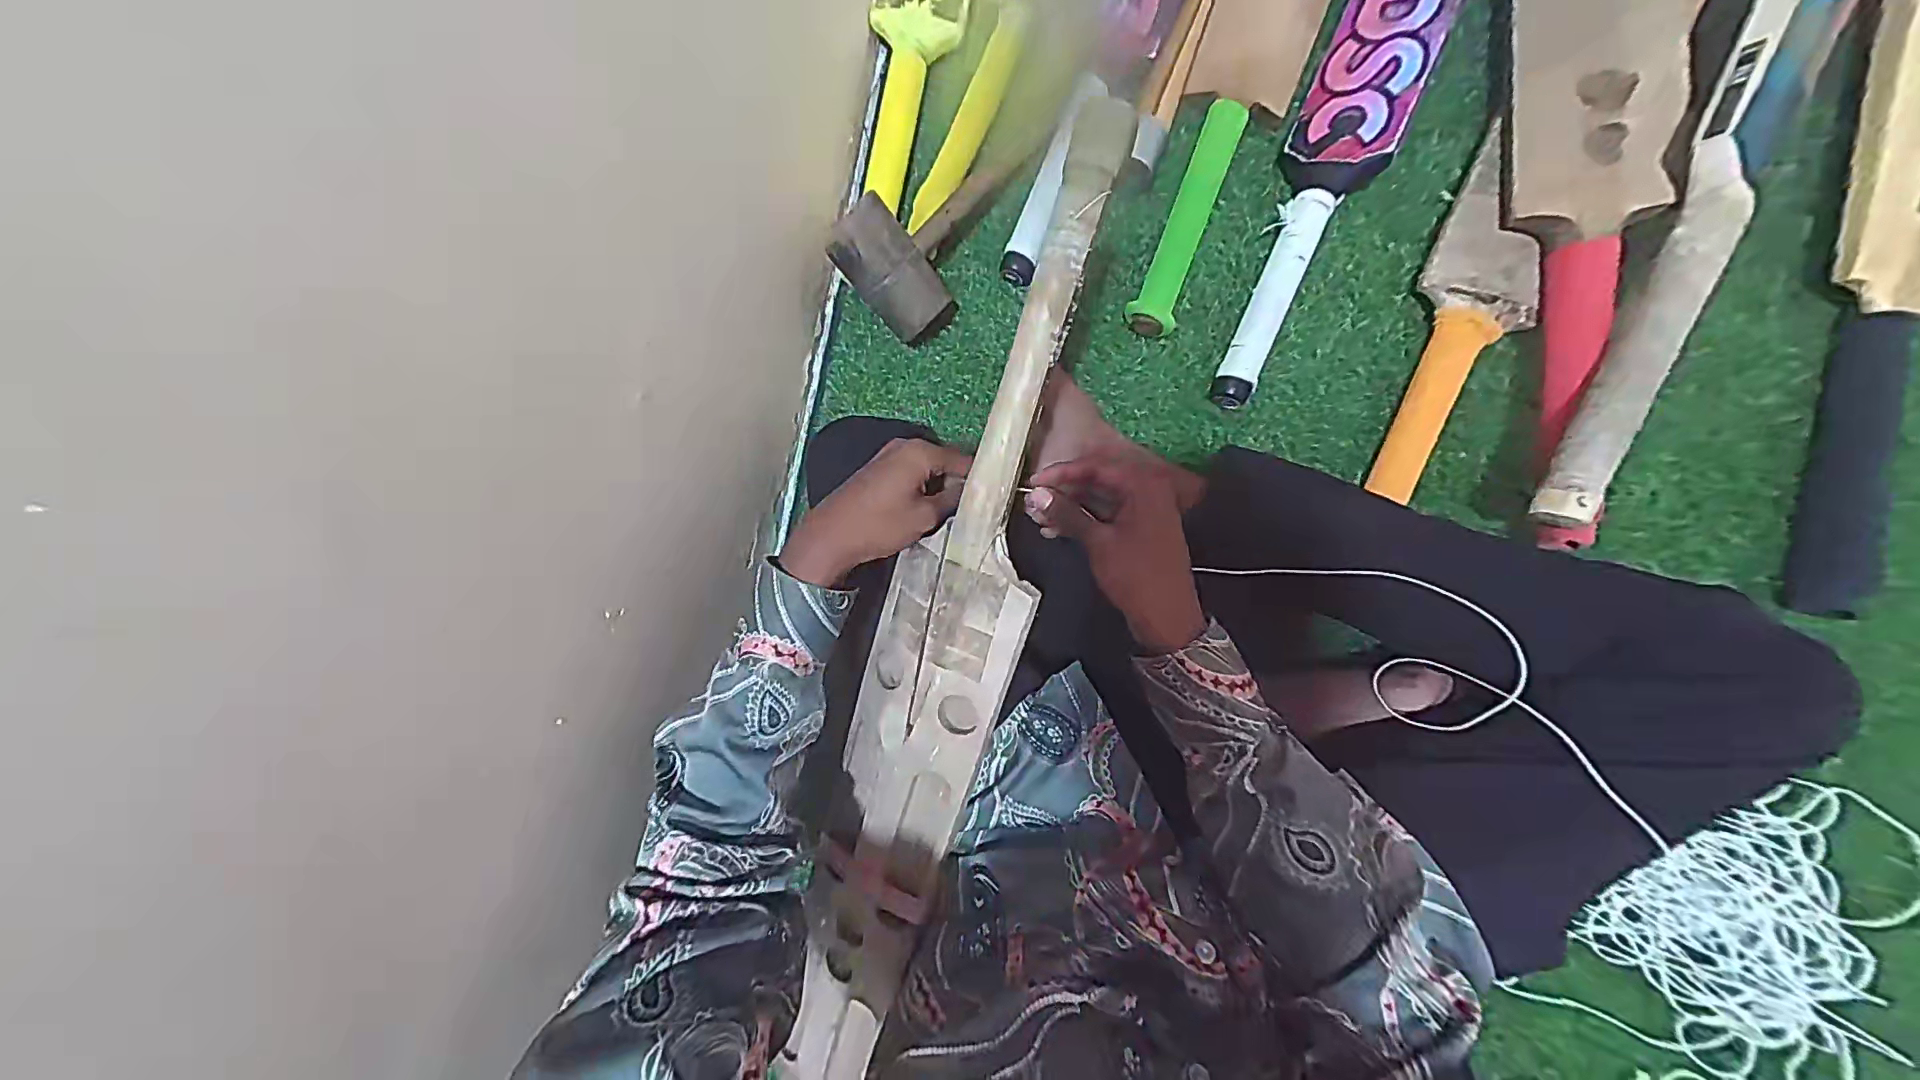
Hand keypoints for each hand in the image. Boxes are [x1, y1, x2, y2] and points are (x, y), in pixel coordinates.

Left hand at [781, 438, 972, 586]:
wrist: (831, 536)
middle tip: (973, 508)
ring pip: (929, 469)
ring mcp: (889, 456)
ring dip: (939, 488)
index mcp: (919, 451)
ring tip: (949, 513)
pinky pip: (912, 474)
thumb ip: (952, 500)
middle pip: (945, 461)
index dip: (981, 477)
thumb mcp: (924, 517)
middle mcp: (904, 446)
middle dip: (959, 483)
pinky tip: (926, 510)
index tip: (995, 494)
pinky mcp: (879, 470)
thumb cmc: (878, 525)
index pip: (963, 458)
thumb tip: (968, 493)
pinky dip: (922, 489)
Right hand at [1025, 455, 1205, 653]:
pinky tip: (1057, 529)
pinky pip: (1106, 514)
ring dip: (1070, 507)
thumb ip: (1067, 514)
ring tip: (1040, 518)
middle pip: (1097, 480)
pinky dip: (1083, 520)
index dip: (1062, 473)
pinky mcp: (1139, 529)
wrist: (1167, 616)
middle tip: (1035, 501)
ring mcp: (1144, 511)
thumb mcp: (1098, 542)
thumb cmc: (1137, 576)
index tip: (1034, 482)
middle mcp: (1147, 492)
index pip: (1096, 467)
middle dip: (1063, 491)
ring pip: (1099, 499)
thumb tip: (1038, 495)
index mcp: (1143, 486)